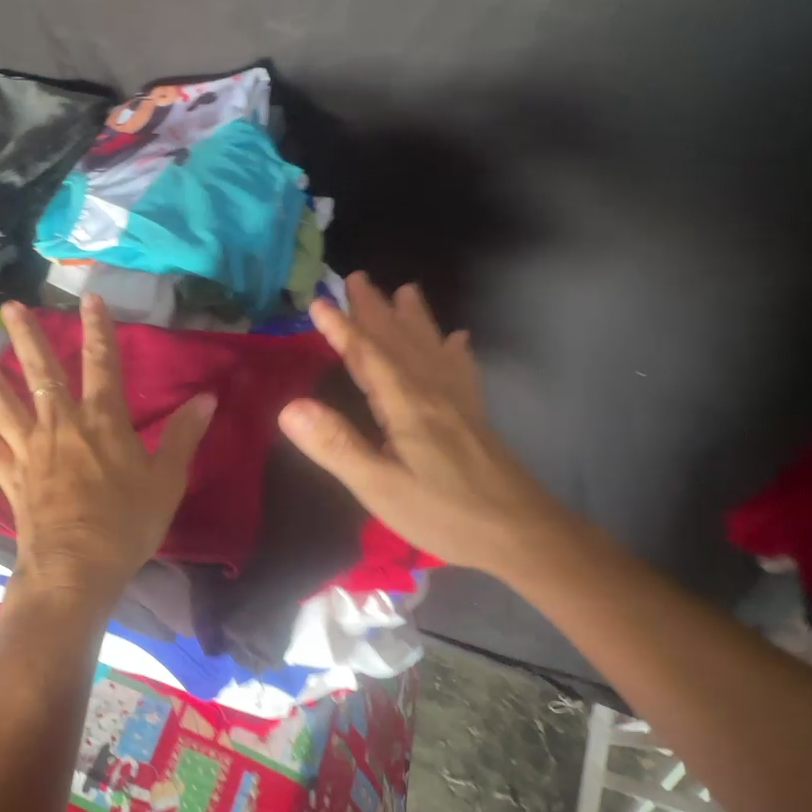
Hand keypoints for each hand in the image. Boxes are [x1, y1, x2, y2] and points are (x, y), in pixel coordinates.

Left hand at [0, 296, 216, 604]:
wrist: (78, 568)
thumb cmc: (127, 524)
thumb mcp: (167, 479)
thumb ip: (183, 435)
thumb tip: (207, 397)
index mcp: (102, 421)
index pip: (102, 363)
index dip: (98, 329)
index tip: (90, 298)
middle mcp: (61, 425)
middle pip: (41, 373)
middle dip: (27, 337)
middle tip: (10, 307)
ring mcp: (29, 450)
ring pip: (3, 403)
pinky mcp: (9, 476)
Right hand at [277, 273, 586, 571]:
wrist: (522, 533)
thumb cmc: (445, 513)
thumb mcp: (380, 487)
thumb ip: (336, 446)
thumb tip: (289, 408)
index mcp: (406, 405)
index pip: (367, 357)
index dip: (341, 330)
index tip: (318, 302)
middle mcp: (433, 393)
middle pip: (400, 342)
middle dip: (375, 311)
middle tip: (357, 277)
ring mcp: (459, 404)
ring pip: (430, 349)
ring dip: (413, 319)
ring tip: (406, 291)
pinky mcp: (475, 419)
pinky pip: (461, 371)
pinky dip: (453, 351)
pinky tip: (457, 341)